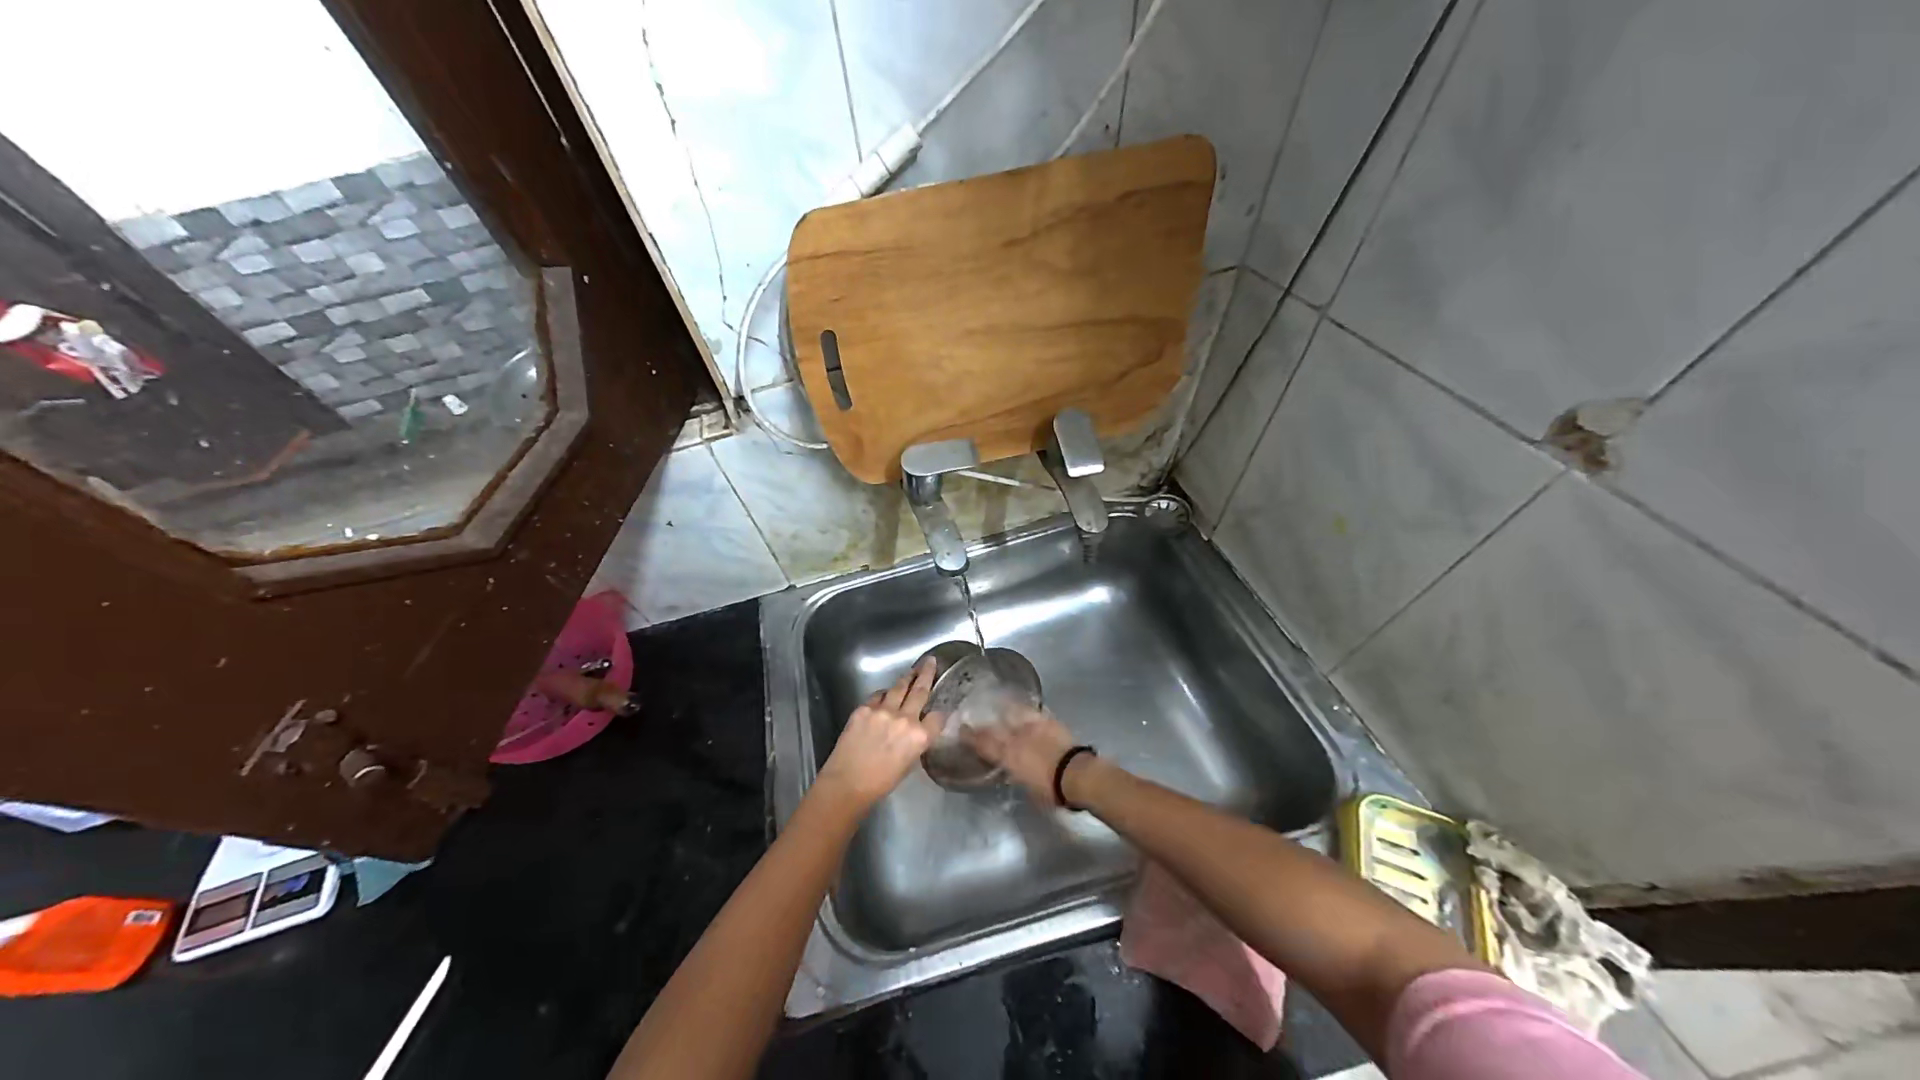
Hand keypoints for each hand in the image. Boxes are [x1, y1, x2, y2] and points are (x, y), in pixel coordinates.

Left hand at [814, 658, 940, 809]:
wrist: (846, 783)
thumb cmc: (880, 783)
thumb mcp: (909, 764)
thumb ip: (916, 742)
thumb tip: (915, 730)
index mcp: (920, 737)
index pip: (937, 717)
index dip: (939, 713)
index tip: (938, 709)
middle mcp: (905, 718)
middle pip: (920, 690)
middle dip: (927, 674)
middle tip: (931, 661)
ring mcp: (883, 710)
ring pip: (899, 687)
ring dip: (907, 678)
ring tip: (912, 670)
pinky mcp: (864, 708)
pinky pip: (878, 695)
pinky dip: (884, 695)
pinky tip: (885, 696)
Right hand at [962, 704, 1076, 805]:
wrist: (1076, 774)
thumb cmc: (1051, 790)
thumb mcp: (1027, 787)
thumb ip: (1017, 775)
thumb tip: (1014, 771)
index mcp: (1008, 756)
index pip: (984, 744)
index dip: (971, 737)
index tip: (962, 731)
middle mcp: (1016, 737)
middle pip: (995, 727)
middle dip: (983, 724)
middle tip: (976, 720)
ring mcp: (1033, 726)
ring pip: (1013, 712)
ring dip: (1005, 710)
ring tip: (1000, 706)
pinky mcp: (1049, 721)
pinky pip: (1033, 711)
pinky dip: (1027, 710)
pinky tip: (1026, 708)